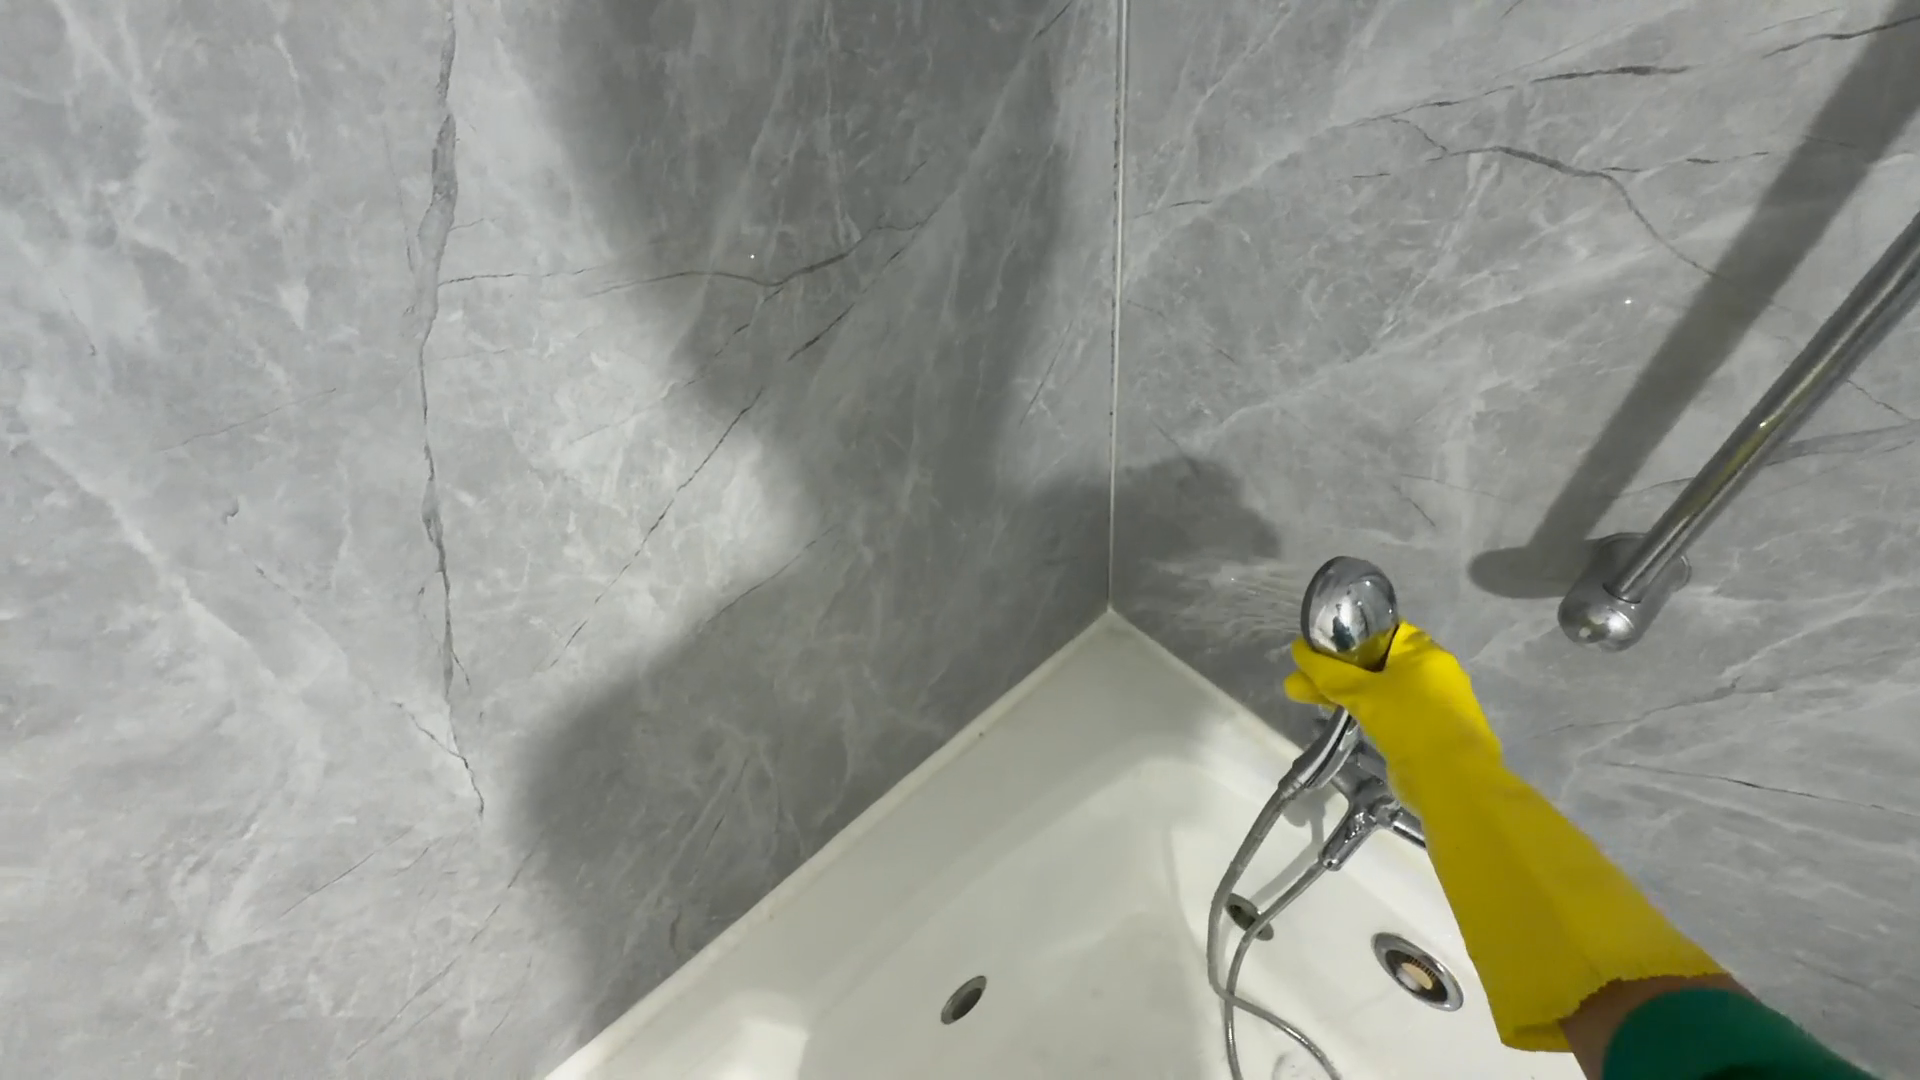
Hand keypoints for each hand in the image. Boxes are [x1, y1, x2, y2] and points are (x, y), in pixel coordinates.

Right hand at [1284, 623, 1501, 767]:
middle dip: (1335, 670)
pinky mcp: (1426, 730)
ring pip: (1378, 688)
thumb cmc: (1409, 721)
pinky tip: (1335, 714)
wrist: (1453, 782)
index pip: (1380, 629)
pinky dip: (1362, 710)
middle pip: (1374, 661)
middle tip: (1303, 678)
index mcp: (1424, 651)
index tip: (1318, 645)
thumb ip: (1325, 671)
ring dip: (1343, 692)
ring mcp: (1431, 703)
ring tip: (1305, 698)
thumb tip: (1298, 649)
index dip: (1347, 634)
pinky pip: (1387, 710)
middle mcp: (1432, 672)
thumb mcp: (1359, 691)